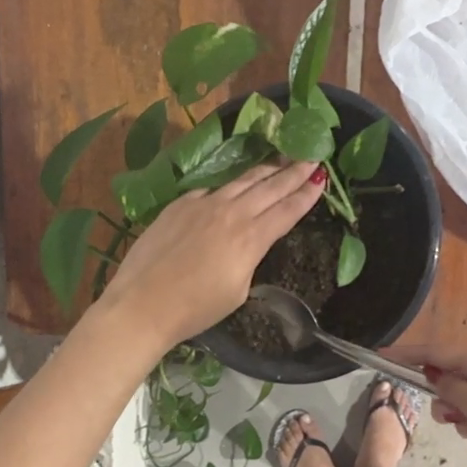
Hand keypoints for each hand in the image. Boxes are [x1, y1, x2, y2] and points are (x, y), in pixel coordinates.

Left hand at [91, 161, 326, 347]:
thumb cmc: (195, 309)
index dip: (306, 195)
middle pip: (269, 187)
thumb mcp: (236, 291)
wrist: (144, 303)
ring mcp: (203, 204)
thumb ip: (248, 260)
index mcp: (250, 239)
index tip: (321, 179)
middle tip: (310, 157)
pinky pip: (212, 189)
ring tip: (280, 160)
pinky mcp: (180, 204)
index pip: (286, 211)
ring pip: (241, 181)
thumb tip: (247, 244)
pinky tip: (234, 185)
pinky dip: (229, 185)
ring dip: (265, 170)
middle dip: (293, 172)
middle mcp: (230, 213)